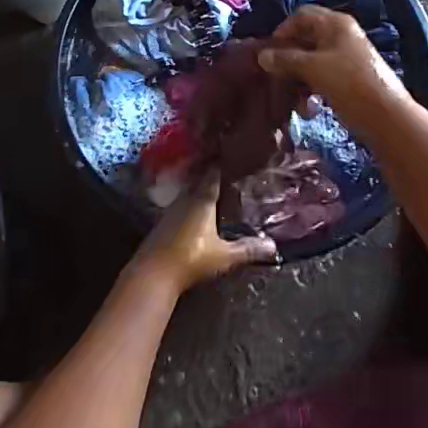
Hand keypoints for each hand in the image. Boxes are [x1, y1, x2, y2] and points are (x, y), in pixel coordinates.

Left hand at [131, 175, 277, 293]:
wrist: (153, 272)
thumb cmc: (191, 259)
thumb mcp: (224, 256)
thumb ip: (247, 249)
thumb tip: (274, 246)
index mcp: (201, 200)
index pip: (212, 174)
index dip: (221, 164)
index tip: (231, 155)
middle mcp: (185, 199)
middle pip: (199, 181)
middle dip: (211, 175)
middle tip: (227, 172)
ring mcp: (171, 210)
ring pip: (189, 193)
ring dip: (200, 189)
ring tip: (216, 190)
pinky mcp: (163, 222)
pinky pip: (181, 205)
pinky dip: (191, 203)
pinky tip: (198, 212)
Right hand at [257, 5, 413, 141]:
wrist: (387, 117)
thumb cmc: (349, 83)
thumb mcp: (312, 68)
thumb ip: (285, 59)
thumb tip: (261, 55)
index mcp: (335, 24)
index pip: (301, 15)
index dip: (283, 30)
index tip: (269, 52)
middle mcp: (340, 36)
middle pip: (304, 39)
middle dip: (287, 58)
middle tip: (274, 76)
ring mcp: (344, 57)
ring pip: (310, 61)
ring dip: (297, 78)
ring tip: (292, 99)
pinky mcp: (347, 78)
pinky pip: (320, 77)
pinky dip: (310, 89)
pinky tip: (307, 108)